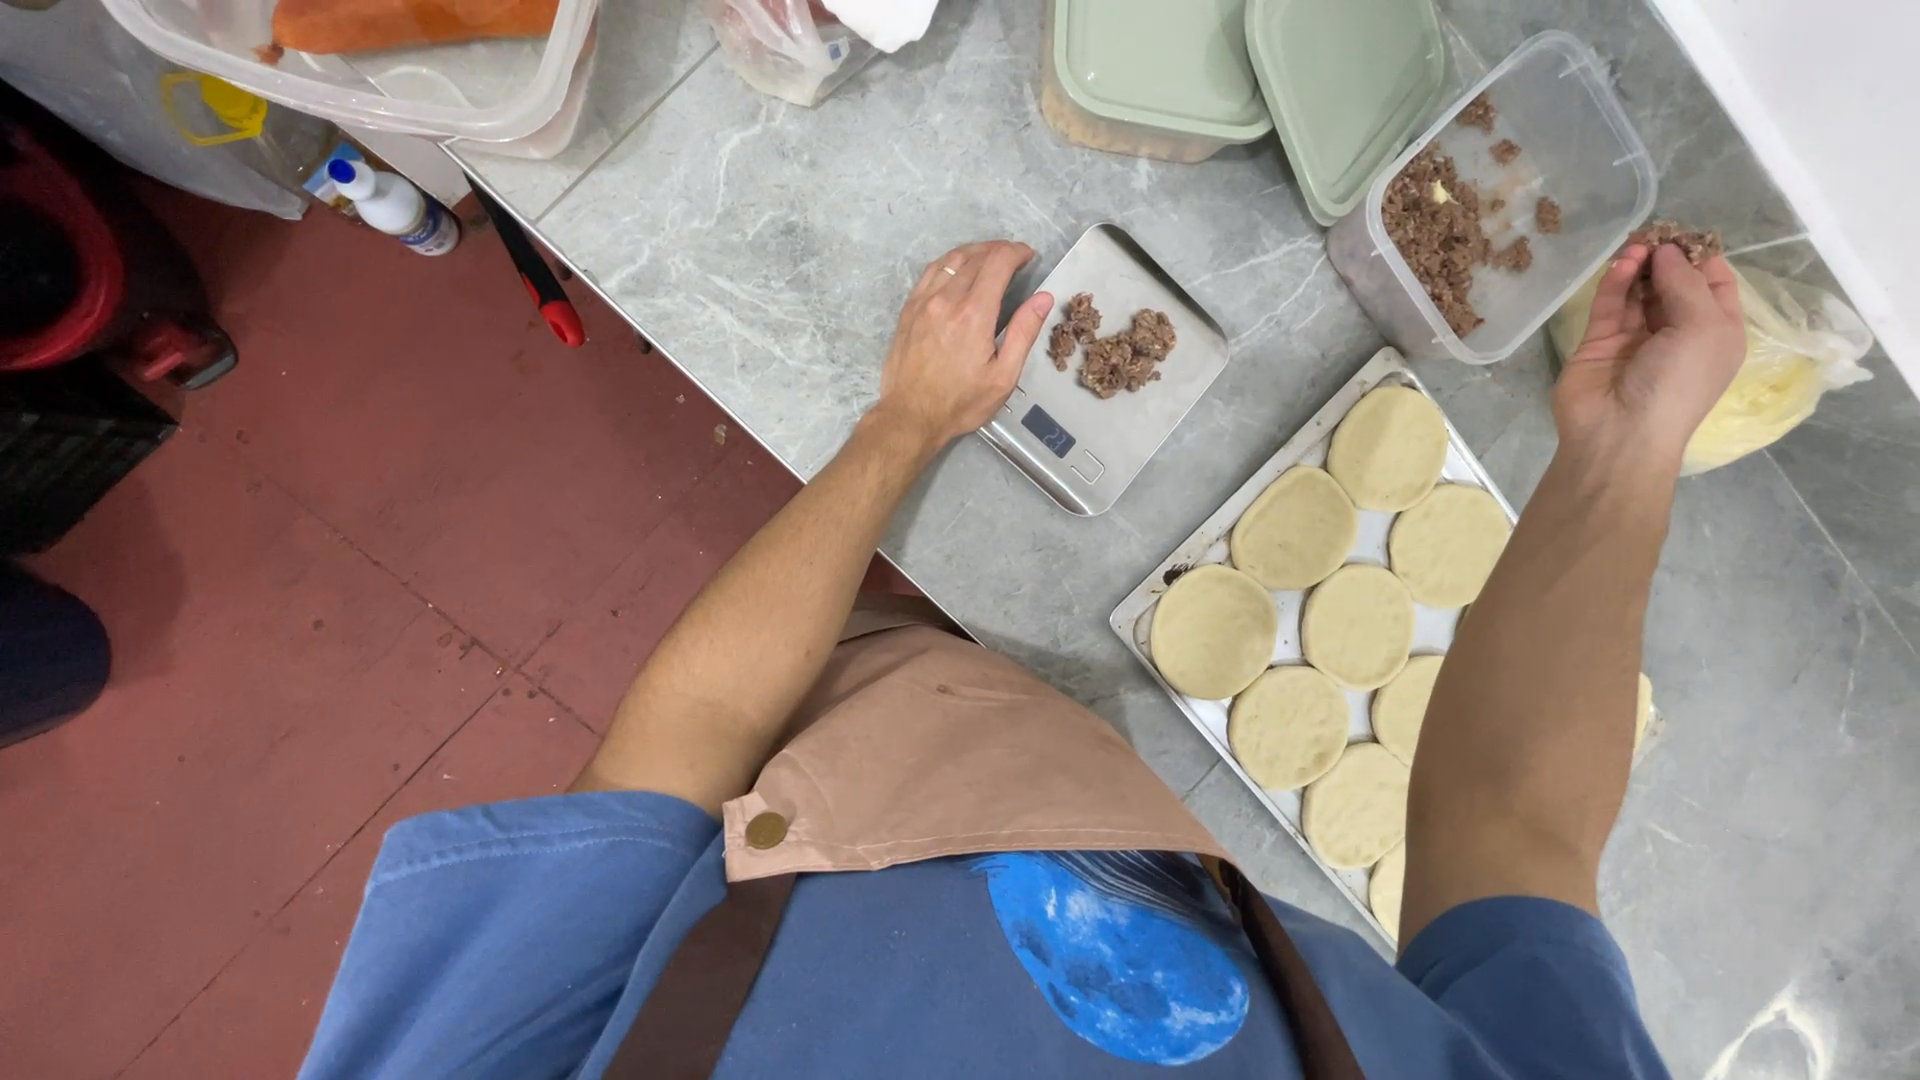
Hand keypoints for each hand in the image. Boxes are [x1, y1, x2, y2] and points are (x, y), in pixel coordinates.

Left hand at [871, 240, 1052, 447]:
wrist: (911, 416)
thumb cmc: (960, 403)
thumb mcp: (1003, 377)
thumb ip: (1023, 333)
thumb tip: (1042, 298)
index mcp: (974, 314)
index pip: (998, 263)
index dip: (1016, 252)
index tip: (1028, 256)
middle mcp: (946, 300)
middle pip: (975, 257)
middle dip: (998, 250)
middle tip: (1014, 256)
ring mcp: (923, 302)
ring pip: (951, 260)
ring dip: (974, 252)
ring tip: (989, 256)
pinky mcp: (909, 311)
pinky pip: (930, 273)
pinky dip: (949, 263)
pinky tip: (957, 270)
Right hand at [1553, 243, 1745, 463]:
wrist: (1619, 431)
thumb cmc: (1676, 382)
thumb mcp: (1702, 329)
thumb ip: (1685, 285)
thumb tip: (1666, 252)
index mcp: (1716, 332)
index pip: (1713, 284)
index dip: (1702, 258)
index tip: (1687, 234)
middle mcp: (1677, 332)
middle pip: (1673, 285)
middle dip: (1667, 258)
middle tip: (1655, 232)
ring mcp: (1635, 338)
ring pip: (1639, 292)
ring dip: (1640, 267)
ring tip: (1636, 242)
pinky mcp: (1598, 343)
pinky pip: (1609, 306)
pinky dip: (1615, 284)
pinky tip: (1621, 263)